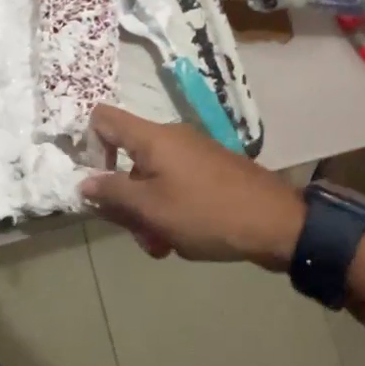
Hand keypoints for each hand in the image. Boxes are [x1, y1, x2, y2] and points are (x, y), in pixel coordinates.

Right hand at [81, 104, 304, 269]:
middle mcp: (170, 138)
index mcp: (151, 138)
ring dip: (148, 212)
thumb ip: (113, 193)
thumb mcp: (151, 209)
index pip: (103, 118)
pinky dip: (171, 210)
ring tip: (162, 246)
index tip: (94, 179)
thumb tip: (84, 182)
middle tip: (134, 231)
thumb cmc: (207, 212)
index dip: (88, 143)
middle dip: (124, 197)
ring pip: (152, 178)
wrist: (280, 224)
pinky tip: (183, 241)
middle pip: (127, 158)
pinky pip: (177, 185)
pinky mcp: (212, 172)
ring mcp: (194, 154)